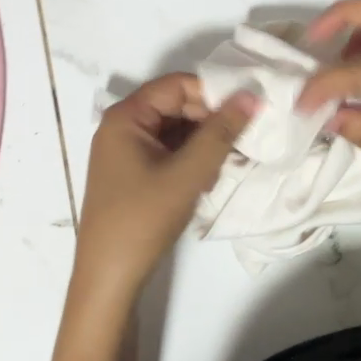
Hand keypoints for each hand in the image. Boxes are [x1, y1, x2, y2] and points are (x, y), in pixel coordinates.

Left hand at [74, 74, 256, 296]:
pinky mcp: (132, 172)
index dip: (213, 94)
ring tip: (223, 167)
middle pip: (176, 105)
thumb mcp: (188, 174)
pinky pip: (167, 151)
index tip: (247, 113)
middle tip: (240, 143)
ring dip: (202, 143)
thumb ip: (220, 132)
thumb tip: (251, 96)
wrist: (109, 276)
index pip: (177, 85)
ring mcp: (125, 150)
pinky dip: (190, 159)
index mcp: (125, 116)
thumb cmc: (143, 218)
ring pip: (175, 130)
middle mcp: (121, 126)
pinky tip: (206, 180)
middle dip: (209, 121)